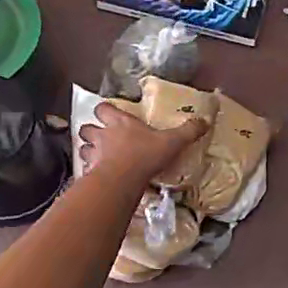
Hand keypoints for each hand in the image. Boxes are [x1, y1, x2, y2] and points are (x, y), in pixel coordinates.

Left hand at [78, 102, 206, 185]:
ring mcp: (93, 155)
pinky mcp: (89, 173)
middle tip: (101, 138)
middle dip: (91, 131)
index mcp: (119, 123)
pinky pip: (85, 170)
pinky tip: (98, 178)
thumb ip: (187, 131)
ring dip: (88, 151)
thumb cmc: (145, 154)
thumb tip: (205, 121)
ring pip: (82, 149)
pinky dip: (90, 172)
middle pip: (86, 128)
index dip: (104, 110)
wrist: (122, 179)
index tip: (109, 114)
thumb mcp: (171, 141)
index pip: (103, 108)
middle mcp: (102, 135)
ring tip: (98, 157)